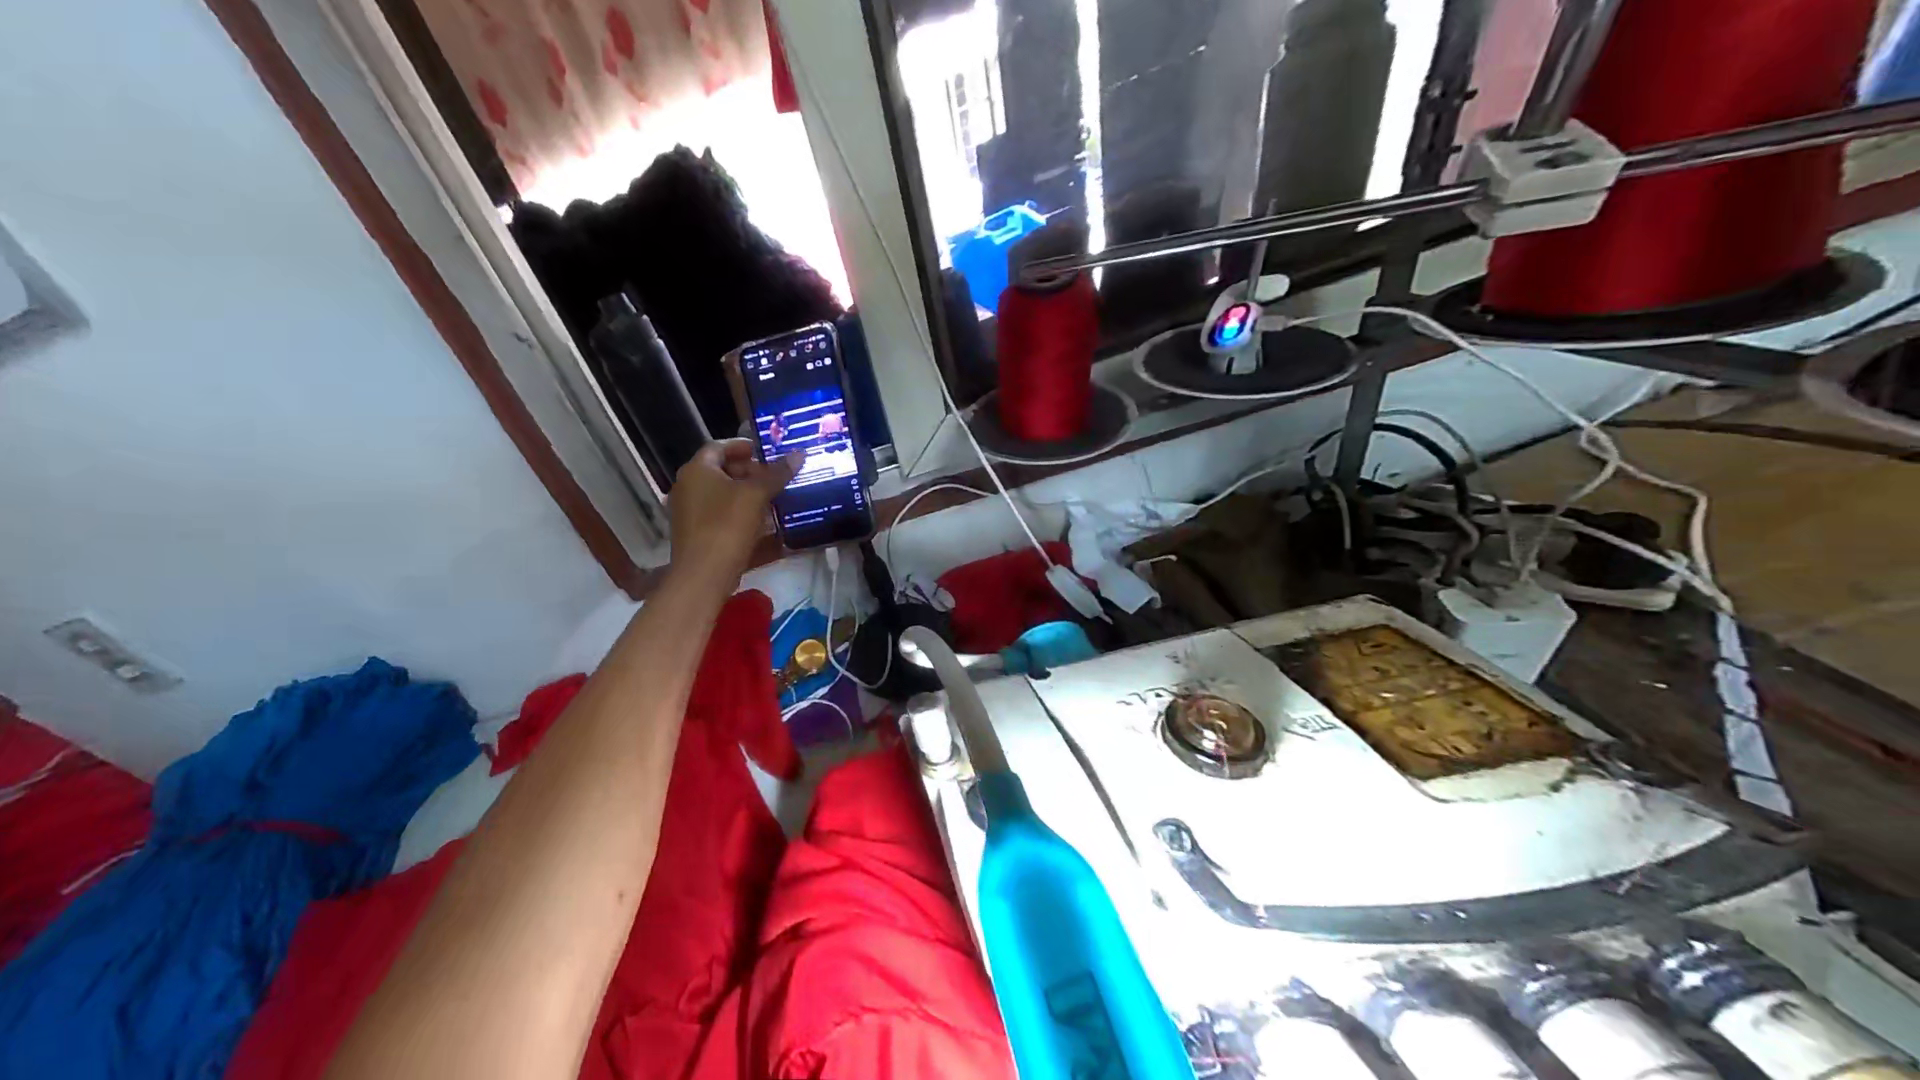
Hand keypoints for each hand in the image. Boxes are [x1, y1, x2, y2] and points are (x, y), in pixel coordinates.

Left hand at [668, 439, 801, 585]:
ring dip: (746, 494)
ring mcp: (688, 512)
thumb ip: (777, 473)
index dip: (743, 446)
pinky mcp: (695, 533)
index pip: (719, 446)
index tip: (766, 452)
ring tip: (774, 498)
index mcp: (696, 470)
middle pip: (720, 471)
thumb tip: (799, 453)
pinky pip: (719, 515)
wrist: (703, 575)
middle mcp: (687, 487)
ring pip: (721, 494)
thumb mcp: (756, 495)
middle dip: (749, 472)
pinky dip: (739, 513)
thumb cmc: (727, 526)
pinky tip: (762, 523)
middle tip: (775, 477)